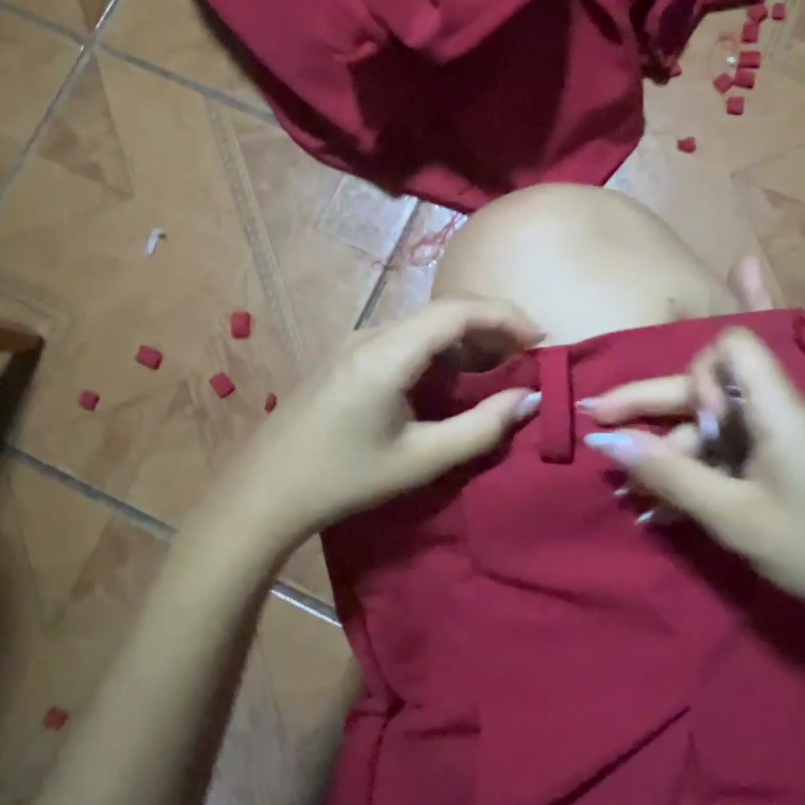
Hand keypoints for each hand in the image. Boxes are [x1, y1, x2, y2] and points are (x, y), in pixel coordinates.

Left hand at [212, 298, 543, 547]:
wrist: (263, 493)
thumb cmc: (343, 479)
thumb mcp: (420, 461)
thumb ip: (480, 428)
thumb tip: (527, 399)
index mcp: (387, 353)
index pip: (457, 311)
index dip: (505, 316)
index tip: (541, 339)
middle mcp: (370, 334)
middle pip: (442, 311)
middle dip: (491, 326)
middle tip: (527, 356)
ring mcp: (354, 343)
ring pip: (423, 324)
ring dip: (465, 339)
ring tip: (498, 369)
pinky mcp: (346, 358)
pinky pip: (404, 339)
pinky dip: (439, 350)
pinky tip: (452, 380)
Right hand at [580, 327, 804, 622]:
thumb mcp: (734, 515)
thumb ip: (669, 475)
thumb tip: (605, 441)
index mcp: (776, 408)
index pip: (732, 345)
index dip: (700, 372)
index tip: (698, 423)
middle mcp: (777, 413)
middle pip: (708, 387)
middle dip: (652, 405)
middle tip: (597, 417)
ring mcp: (781, 443)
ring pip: (713, 429)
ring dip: (671, 456)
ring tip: (632, 498)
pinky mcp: (784, 470)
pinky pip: (728, 458)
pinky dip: (696, 476)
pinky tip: (661, 512)